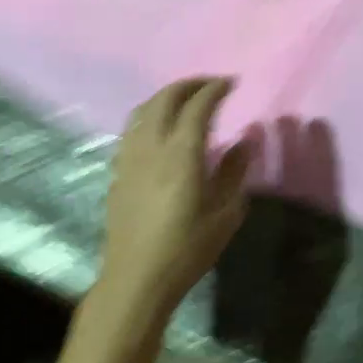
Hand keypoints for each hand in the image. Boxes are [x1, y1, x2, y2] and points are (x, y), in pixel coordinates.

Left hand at [96, 77, 253, 323]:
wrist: (136, 278)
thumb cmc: (188, 248)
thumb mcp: (225, 212)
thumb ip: (234, 171)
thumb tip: (244, 141)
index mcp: (182, 153)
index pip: (198, 105)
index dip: (215, 89)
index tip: (231, 83)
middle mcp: (152, 146)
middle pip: (165, 99)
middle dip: (188, 85)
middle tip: (210, 85)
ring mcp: (129, 158)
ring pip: (143, 111)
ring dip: (165, 97)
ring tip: (184, 101)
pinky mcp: (118, 173)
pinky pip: (132, 130)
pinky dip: (150, 117)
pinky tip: (161, 131)